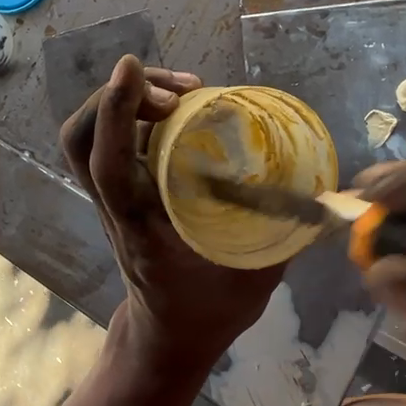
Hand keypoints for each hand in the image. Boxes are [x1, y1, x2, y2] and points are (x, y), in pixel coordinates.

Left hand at [60, 56, 284, 379]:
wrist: (165, 336)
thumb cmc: (205, 311)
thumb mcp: (251, 280)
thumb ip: (283, 237)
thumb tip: (324, 200)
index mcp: (137, 226)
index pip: (108, 164)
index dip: (114, 112)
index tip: (132, 68)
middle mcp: (114, 204)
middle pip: (81, 139)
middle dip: (119, 98)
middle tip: (180, 91)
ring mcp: (110, 194)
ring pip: (88, 135)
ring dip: (125, 100)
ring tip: (181, 91)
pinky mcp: (119, 187)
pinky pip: (109, 137)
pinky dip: (133, 111)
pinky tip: (178, 108)